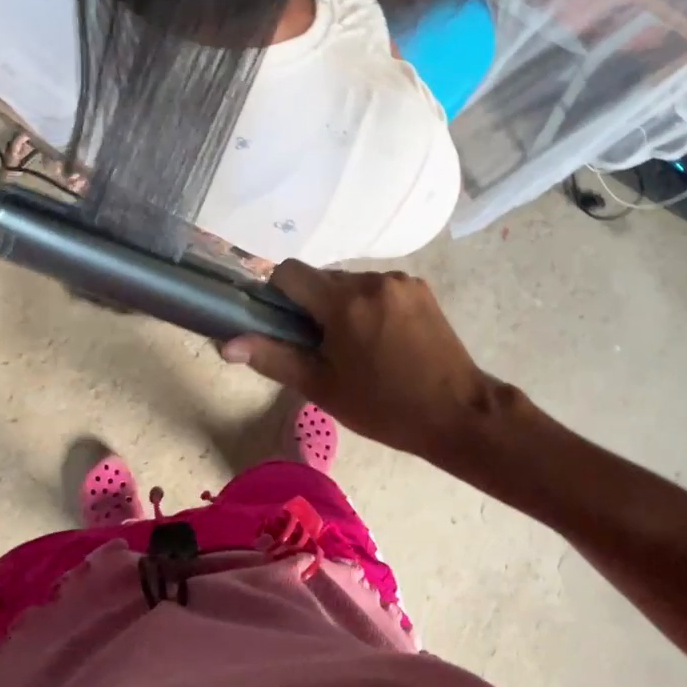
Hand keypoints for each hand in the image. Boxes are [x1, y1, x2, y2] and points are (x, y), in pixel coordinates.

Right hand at [221, 261, 522, 462]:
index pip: (290, 272)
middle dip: (314, 306)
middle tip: (324, 349)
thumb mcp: (322, 387)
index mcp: (343, 302)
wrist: (460, 414)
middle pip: (322, 279)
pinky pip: (378, 287)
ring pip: (350, 283)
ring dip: (343, 306)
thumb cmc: (384, 407)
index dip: (278, 294)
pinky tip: (383, 341)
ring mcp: (399, 281)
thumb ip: (273, 358)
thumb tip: (226, 344)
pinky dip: (370, 306)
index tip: (286, 325)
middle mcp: (371, 279)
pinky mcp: (420, 288)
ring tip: (358, 349)